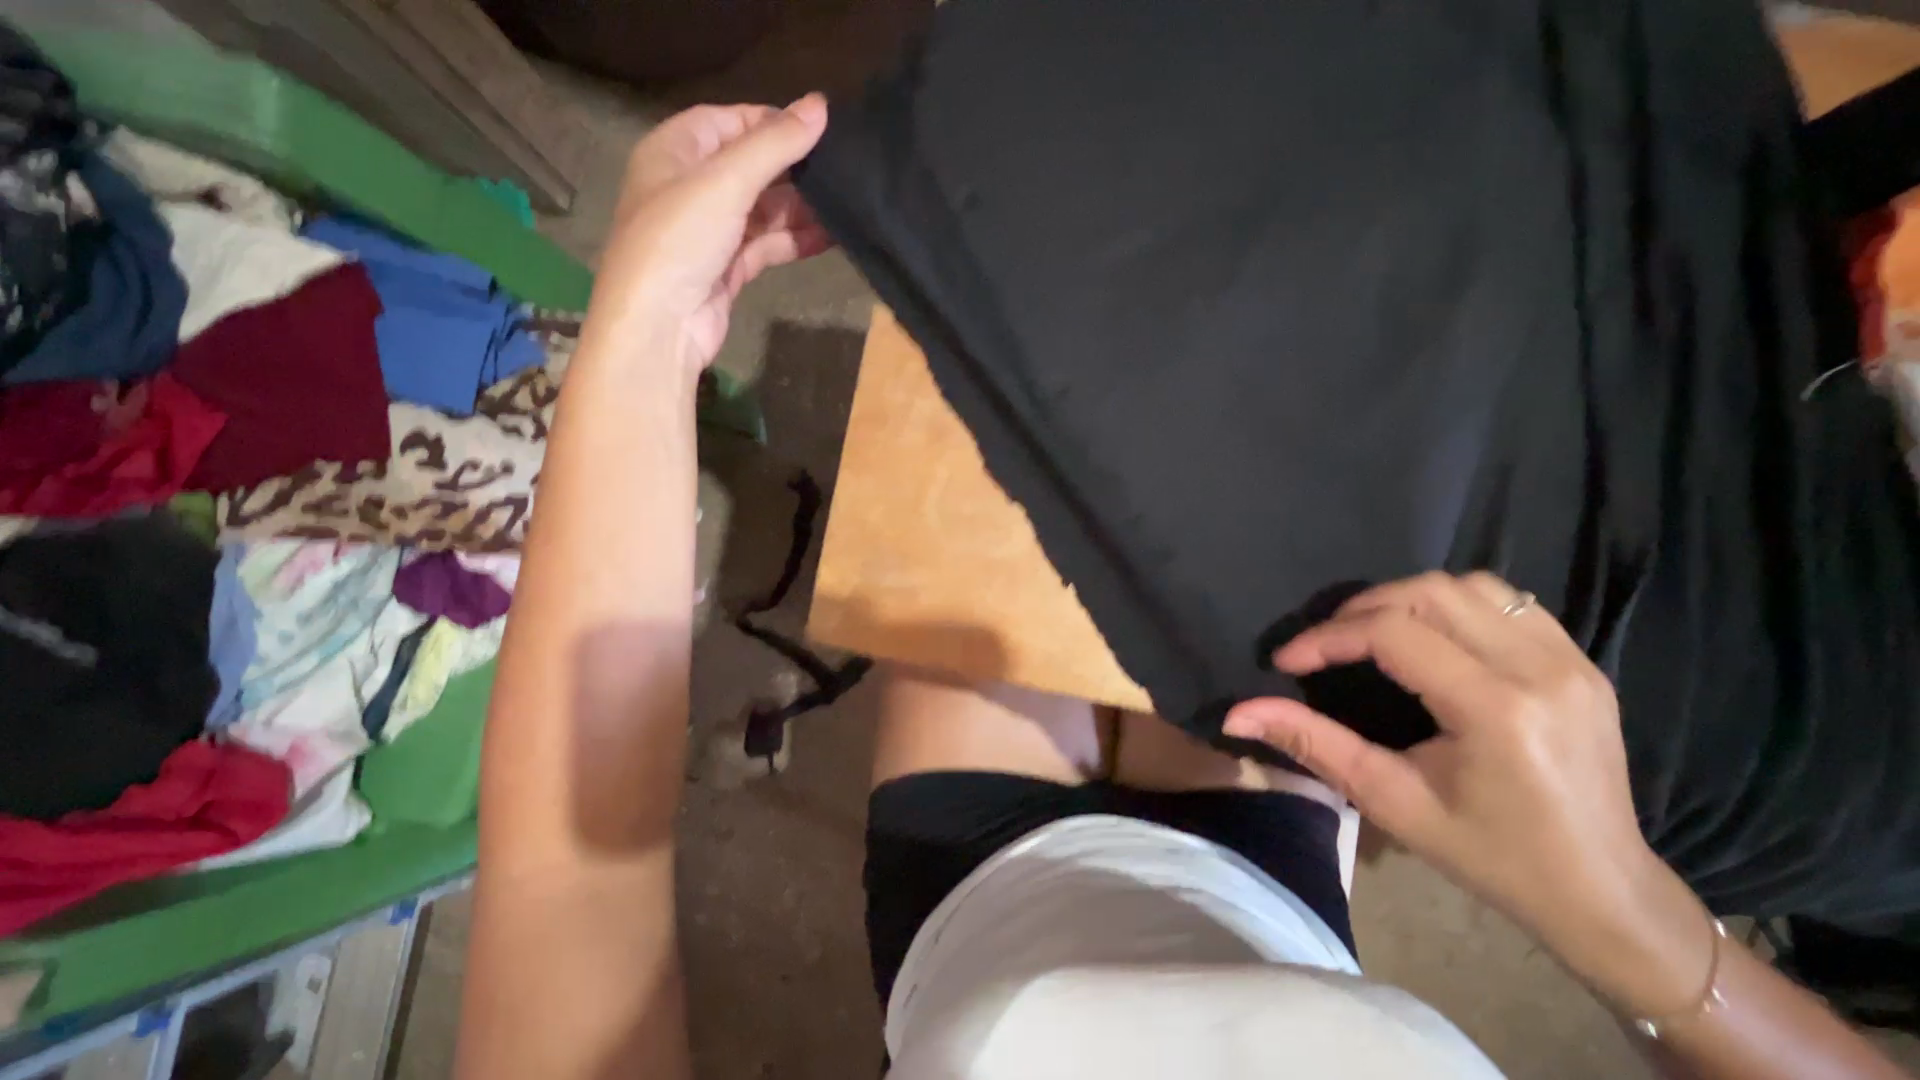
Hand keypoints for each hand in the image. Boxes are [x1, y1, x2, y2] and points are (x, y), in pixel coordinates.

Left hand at [585, 96, 832, 376]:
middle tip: (843, 167)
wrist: (658, 326)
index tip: (820, 128)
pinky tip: (833, 236)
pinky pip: (767, 244)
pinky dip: (796, 240)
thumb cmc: (680, 240)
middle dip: (794, 168)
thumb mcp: (726, 181)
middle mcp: (689, 186)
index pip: (729, 121)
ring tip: (848, 203)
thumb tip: (820, 104)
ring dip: (801, 207)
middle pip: (750, 166)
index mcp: (674, 151)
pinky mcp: (727, 268)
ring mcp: (709, 230)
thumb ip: (774, 143)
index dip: (772, 121)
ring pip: (763, 209)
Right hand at [1223, 572, 1715, 1017]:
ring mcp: (1572, 661)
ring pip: (1475, 586)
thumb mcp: (1392, 802)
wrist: (1602, 892)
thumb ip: (1314, 745)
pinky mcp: (1585, 664)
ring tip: (1374, 634)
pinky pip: (1512, 604)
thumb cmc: (1491, 856)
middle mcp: (1540, 669)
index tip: (1287, 660)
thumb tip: (1238, 714)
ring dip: (1412, 599)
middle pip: (1433, 592)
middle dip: (1364, 608)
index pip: (1394, 633)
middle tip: (1325, 643)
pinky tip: (1435, 640)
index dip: (1329, 637)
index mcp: (1495, 709)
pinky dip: (1459, 607)